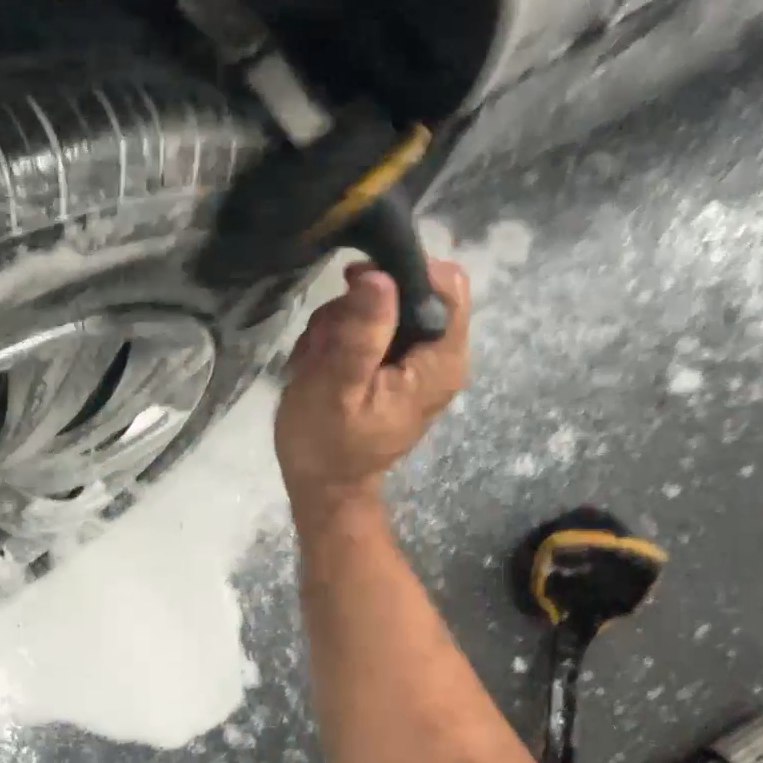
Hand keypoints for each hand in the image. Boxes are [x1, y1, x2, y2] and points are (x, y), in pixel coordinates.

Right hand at [275, 261, 471, 521]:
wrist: (324, 490)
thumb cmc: (327, 445)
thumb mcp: (336, 387)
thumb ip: (360, 333)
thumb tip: (379, 277)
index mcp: (440, 360)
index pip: (445, 283)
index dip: (400, 272)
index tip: (351, 285)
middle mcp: (440, 355)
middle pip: (409, 292)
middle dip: (358, 307)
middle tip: (325, 342)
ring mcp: (417, 363)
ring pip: (382, 310)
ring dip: (341, 326)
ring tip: (317, 361)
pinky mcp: (395, 370)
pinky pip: (371, 332)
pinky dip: (341, 341)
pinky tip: (322, 366)